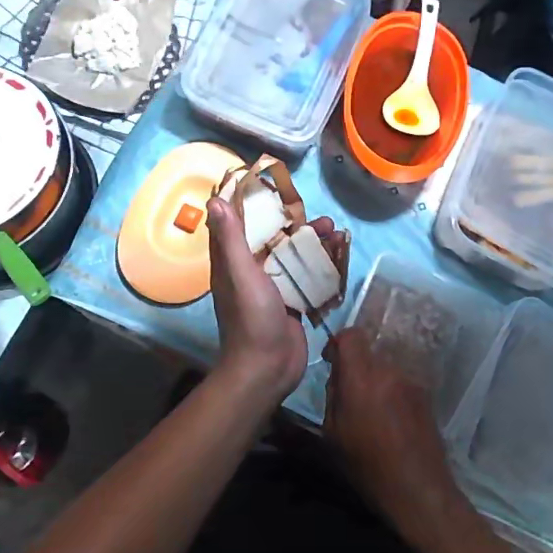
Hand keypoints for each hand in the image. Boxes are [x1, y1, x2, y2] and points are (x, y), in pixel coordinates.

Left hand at [205, 196, 340, 400]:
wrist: (269, 368)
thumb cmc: (251, 319)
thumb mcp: (241, 273)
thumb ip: (231, 238)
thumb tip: (214, 199)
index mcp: (232, 262)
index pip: (236, 224)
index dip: (248, 203)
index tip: (267, 183)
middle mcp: (249, 270)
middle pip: (270, 237)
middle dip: (292, 222)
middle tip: (316, 212)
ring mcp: (272, 287)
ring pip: (291, 254)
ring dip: (310, 241)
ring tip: (334, 230)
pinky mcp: (292, 301)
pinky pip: (305, 275)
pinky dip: (320, 263)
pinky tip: (338, 254)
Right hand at [323, 327, 461, 521]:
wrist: (419, 491)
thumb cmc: (368, 466)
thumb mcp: (333, 433)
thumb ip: (333, 394)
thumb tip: (337, 375)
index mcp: (362, 377)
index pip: (351, 335)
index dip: (338, 342)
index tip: (331, 361)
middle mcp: (389, 371)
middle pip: (369, 350)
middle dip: (356, 364)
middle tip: (348, 391)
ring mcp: (412, 382)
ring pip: (385, 366)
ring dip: (374, 378)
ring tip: (370, 408)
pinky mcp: (425, 395)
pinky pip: (400, 381)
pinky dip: (390, 390)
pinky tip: (389, 419)